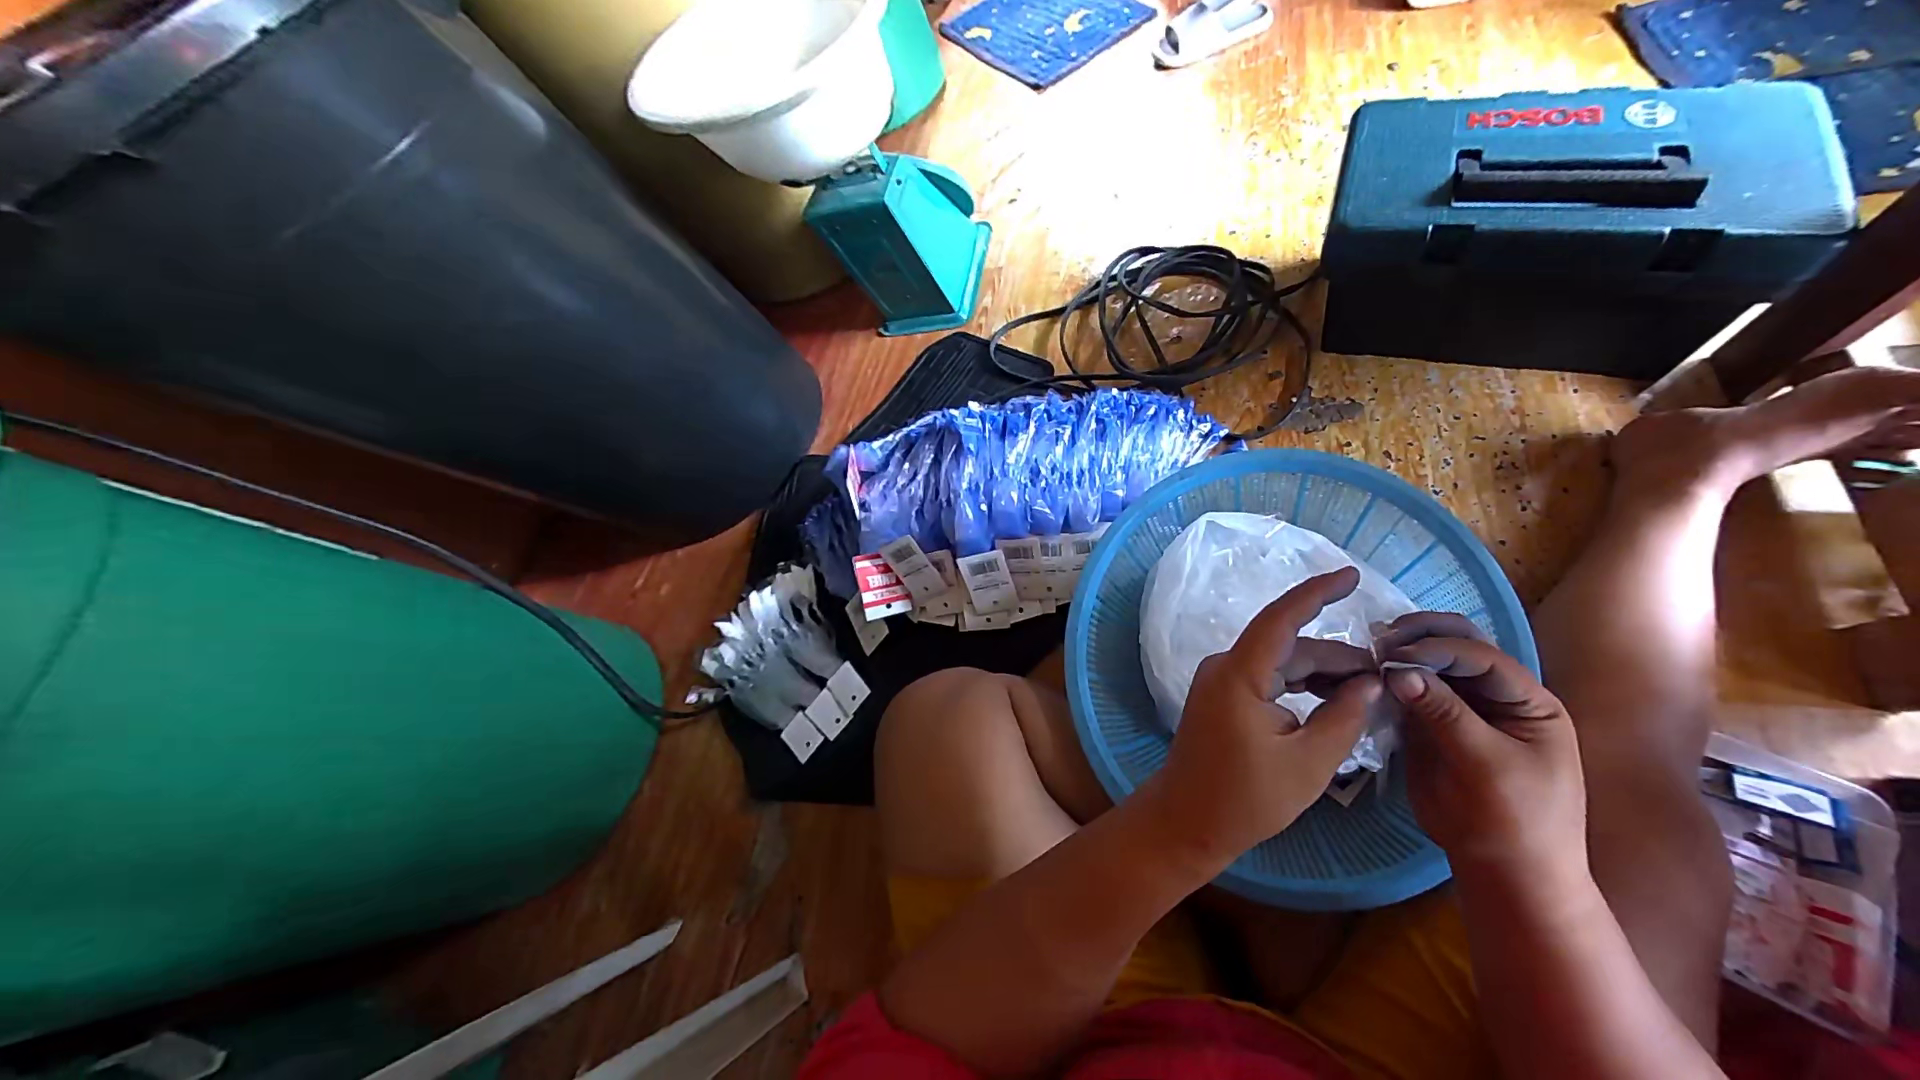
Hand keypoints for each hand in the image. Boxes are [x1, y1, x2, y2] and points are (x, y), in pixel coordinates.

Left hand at [1149, 567, 1385, 864]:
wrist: (1187, 821)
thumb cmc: (1246, 798)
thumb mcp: (1310, 762)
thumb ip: (1344, 715)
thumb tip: (1371, 682)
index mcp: (1238, 675)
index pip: (1281, 619)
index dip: (1317, 593)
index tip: (1352, 575)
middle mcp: (1224, 668)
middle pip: (1289, 646)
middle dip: (1339, 656)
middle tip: (1389, 672)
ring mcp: (1221, 682)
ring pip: (1281, 663)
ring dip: (1322, 673)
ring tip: (1370, 690)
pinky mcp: (1223, 697)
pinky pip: (1268, 679)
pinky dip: (1301, 685)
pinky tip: (1335, 700)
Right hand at [1376, 615, 1587, 891]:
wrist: (1504, 870)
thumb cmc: (1515, 819)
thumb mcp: (1487, 764)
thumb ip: (1444, 713)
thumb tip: (1396, 670)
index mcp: (1527, 701)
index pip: (1481, 657)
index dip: (1438, 649)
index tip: (1394, 656)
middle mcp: (1494, 696)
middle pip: (1458, 646)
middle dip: (1420, 638)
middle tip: (1379, 640)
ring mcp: (1461, 709)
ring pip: (1429, 665)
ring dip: (1400, 655)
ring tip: (1367, 653)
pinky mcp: (1430, 725)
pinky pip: (1408, 692)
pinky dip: (1388, 681)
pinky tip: (1366, 676)